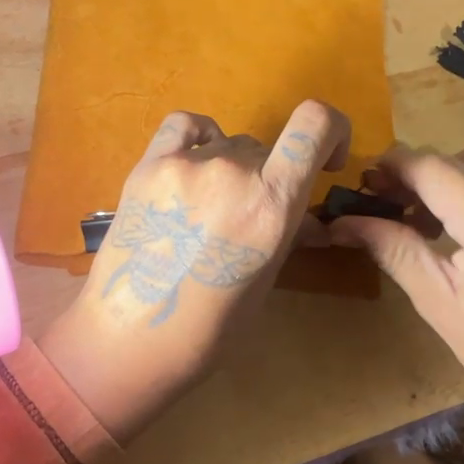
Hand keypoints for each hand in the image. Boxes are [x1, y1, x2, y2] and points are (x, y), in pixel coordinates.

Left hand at [42, 101, 351, 441]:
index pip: (316, 125)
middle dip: (270, 176)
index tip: (328, 160)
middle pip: (267, 149)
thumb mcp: (265, 280)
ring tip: (208, 210)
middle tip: (249, 217)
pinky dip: (200, 139)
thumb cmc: (209, 327)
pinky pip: (186, 126)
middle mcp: (232, 171)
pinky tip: (194, 166)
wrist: (130, 338)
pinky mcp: (149, 164)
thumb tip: (305, 218)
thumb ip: (287, 233)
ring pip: (228, 143)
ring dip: (232, 168)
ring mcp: (186, 164)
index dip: (333, 131)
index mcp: (271, 205)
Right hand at [330, 140, 463, 463]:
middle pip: (458, 156)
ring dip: (461, 168)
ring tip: (445, 208)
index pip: (430, 168)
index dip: (393, 167)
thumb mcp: (440, 305)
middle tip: (398, 206)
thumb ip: (394, 249)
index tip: (369, 182)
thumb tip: (342, 220)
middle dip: (422, 174)